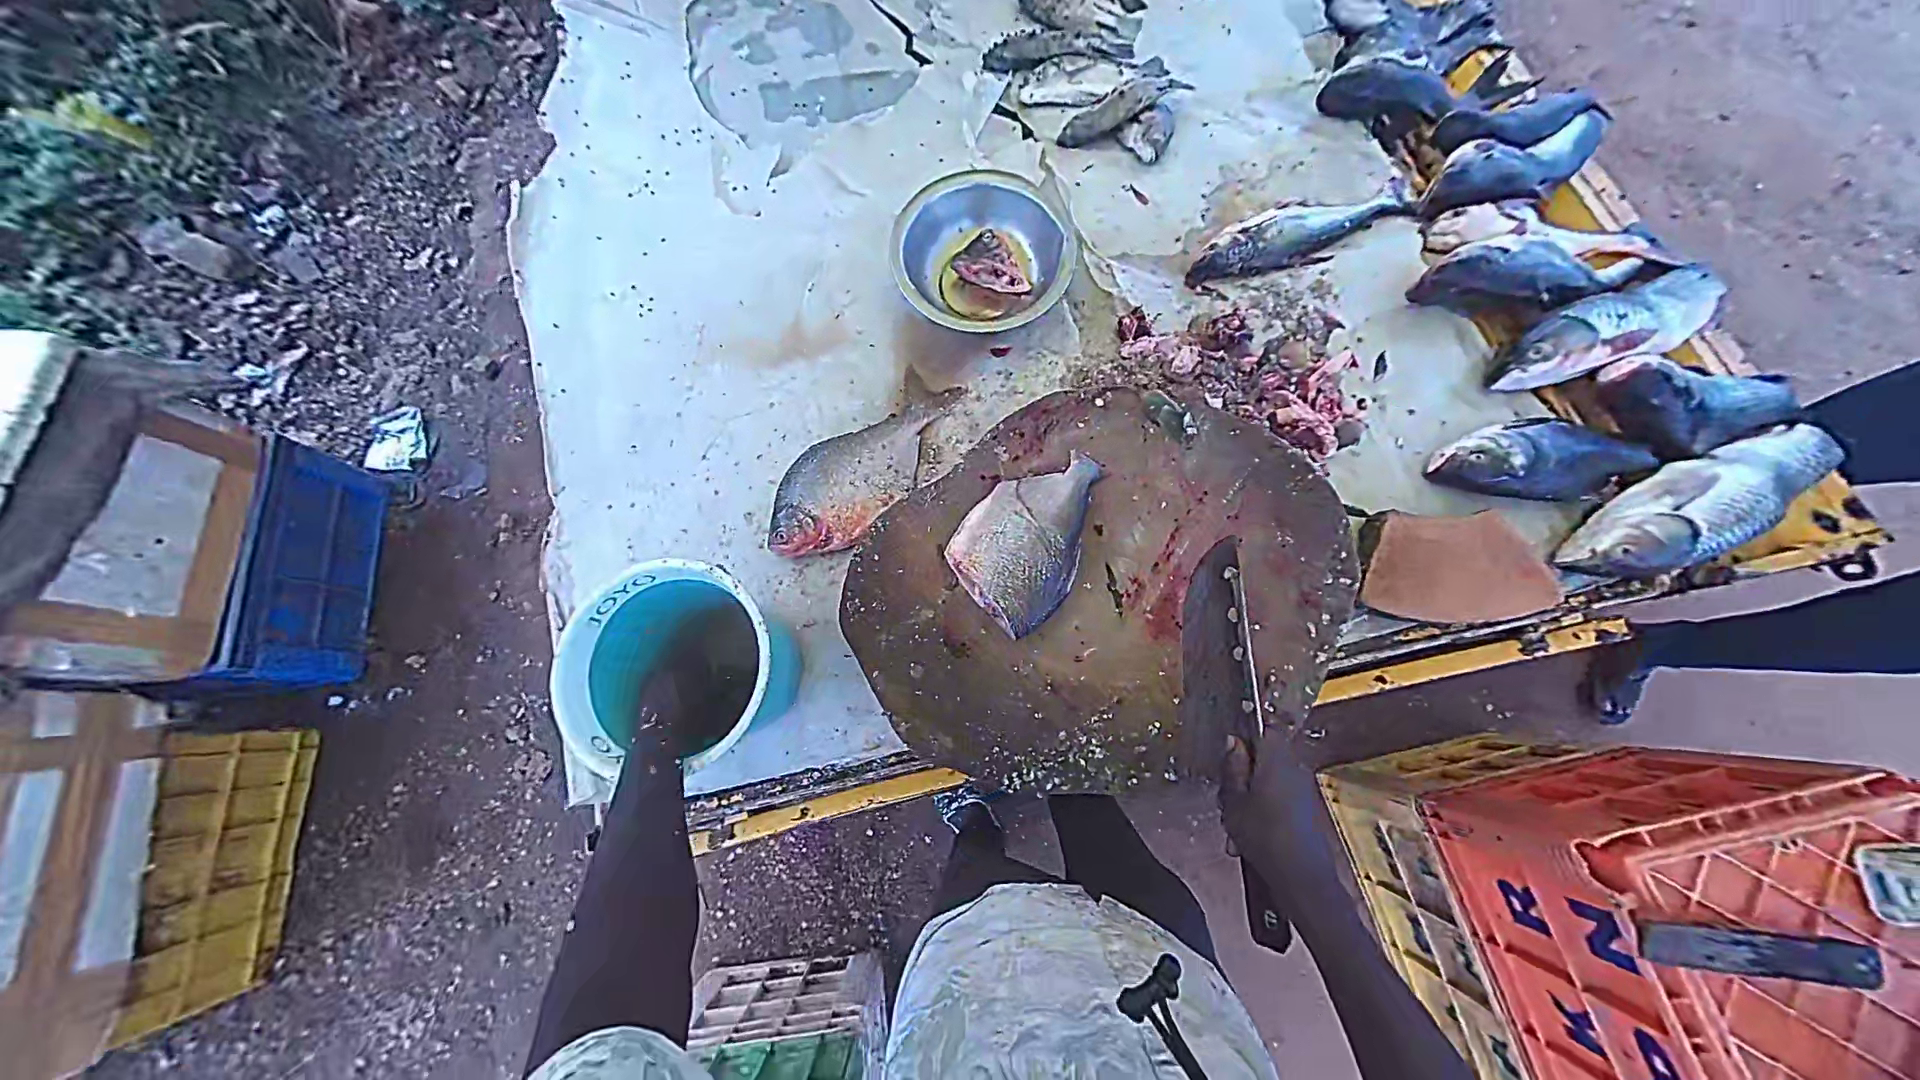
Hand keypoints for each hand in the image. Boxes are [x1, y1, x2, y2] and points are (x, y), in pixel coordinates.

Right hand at [1217, 733, 1341, 884]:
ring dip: (1248, 795)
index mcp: (1276, 759)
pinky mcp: (1304, 811)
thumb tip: (1233, 740)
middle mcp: (1293, 769)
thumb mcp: (1233, 799)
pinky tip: (1246, 837)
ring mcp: (1301, 791)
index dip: (1245, 731)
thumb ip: (1233, 767)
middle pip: (1263, 756)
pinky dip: (1261, 811)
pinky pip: (1276, 799)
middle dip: (1241, 772)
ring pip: (1267, 780)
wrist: (1303, 879)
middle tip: (1225, 795)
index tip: (1228, 750)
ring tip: (1233, 823)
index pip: (1265, 726)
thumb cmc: (1263, 834)